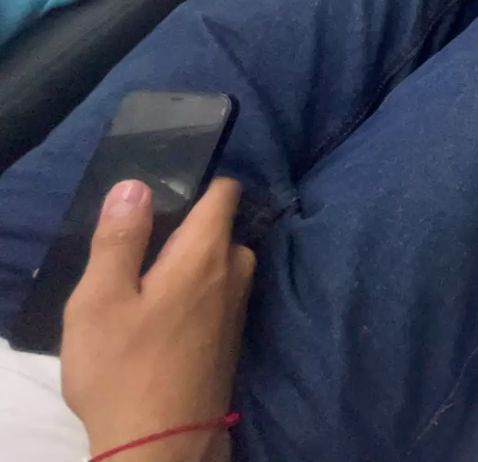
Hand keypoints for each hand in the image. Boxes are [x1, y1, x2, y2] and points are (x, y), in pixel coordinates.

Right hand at [62, 178, 255, 461]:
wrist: (165, 428)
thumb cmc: (126, 364)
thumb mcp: (101, 301)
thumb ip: (121, 240)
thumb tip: (136, 185)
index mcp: (212, 249)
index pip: (224, 191)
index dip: (194, 184)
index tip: (160, 192)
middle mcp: (239, 261)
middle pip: (216, 223)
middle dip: (179, 228)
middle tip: (129, 250)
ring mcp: (242, 290)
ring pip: (214, 255)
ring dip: (181, 260)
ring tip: (135, 282)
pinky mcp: (235, 316)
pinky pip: (215, 281)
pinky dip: (190, 283)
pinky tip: (156, 307)